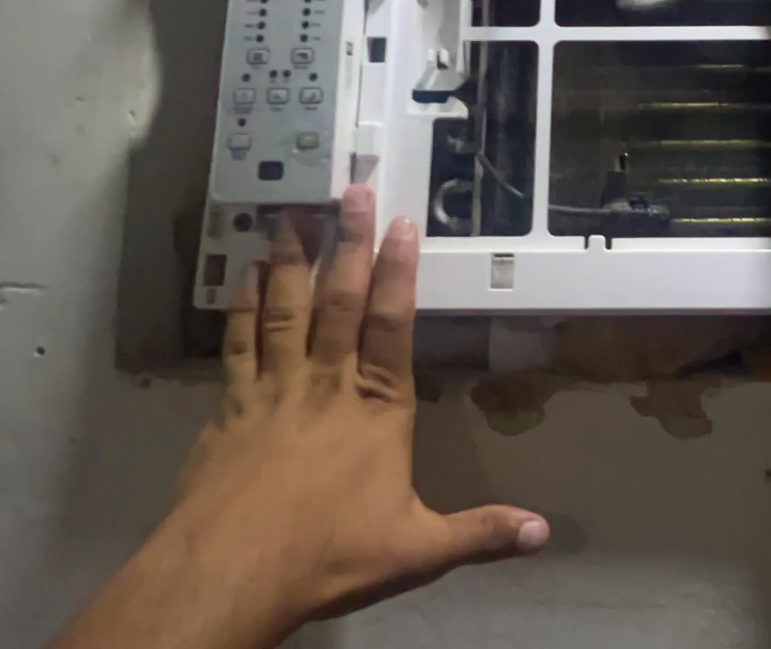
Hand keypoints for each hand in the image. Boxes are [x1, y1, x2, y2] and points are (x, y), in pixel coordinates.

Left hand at [170, 186, 547, 630]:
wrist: (225, 579)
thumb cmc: (326, 554)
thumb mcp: (416, 550)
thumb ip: (480, 533)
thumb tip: (545, 534)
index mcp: (377, 405)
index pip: (393, 324)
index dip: (400, 270)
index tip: (402, 222)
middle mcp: (328, 382)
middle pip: (341, 300)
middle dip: (350, 243)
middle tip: (351, 191)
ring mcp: (275, 387)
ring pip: (287, 308)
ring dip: (293, 259)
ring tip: (295, 213)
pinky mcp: (232, 404)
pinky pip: (241, 341)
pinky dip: (244, 304)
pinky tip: (247, 271)